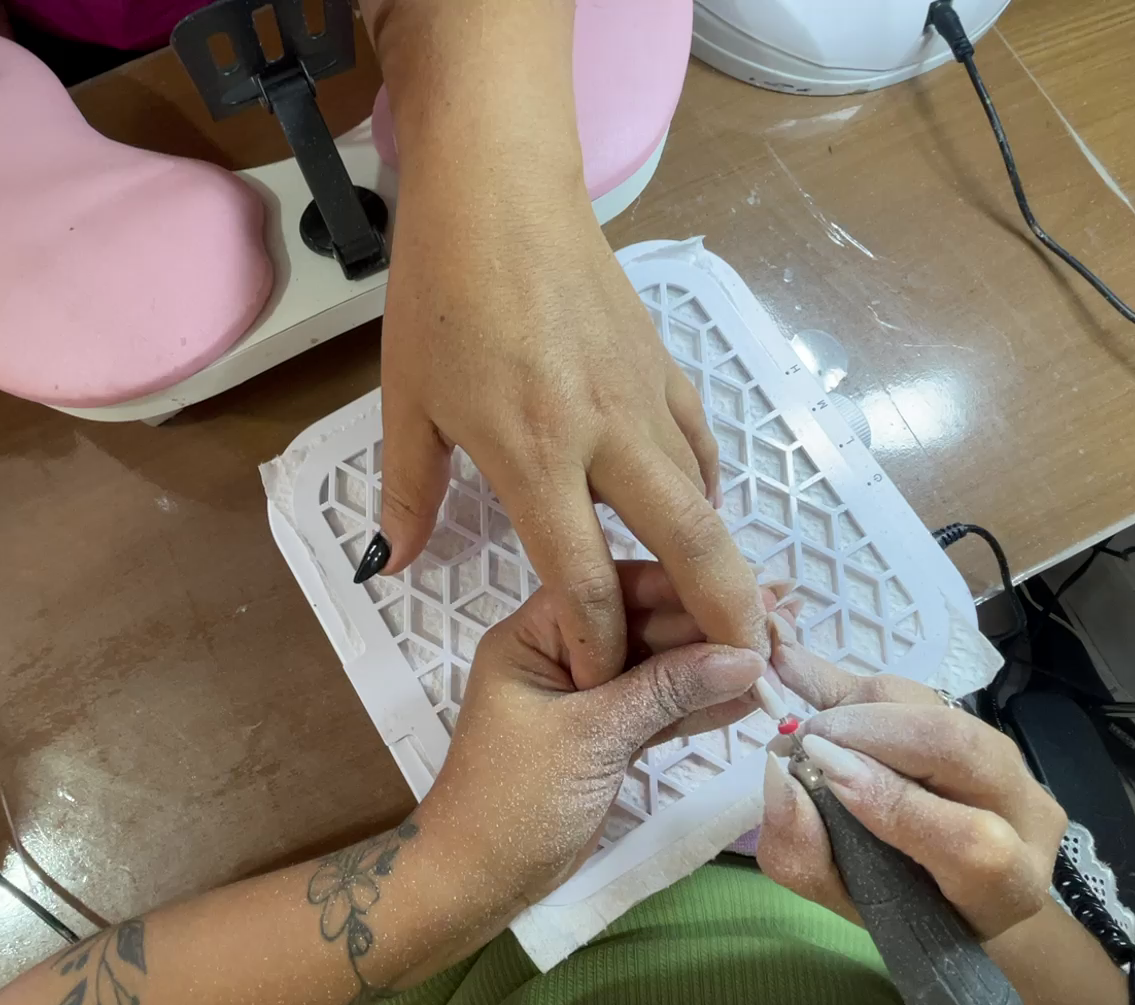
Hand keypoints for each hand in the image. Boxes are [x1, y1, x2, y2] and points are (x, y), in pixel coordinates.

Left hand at [373, 185, 765, 689]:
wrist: (499, 195)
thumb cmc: (441, 300)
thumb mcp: (408, 405)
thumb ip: (407, 496)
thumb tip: (388, 565)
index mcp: (534, 457)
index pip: (583, 577)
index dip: (600, 643)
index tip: (606, 679)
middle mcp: (606, 438)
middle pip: (687, 543)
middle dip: (721, 614)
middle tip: (745, 664)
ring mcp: (646, 399)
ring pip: (704, 495)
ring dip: (718, 555)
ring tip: (723, 603)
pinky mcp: (666, 367)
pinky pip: (701, 444)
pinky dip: (706, 488)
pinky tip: (698, 509)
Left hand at [420, 562, 767, 905]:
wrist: (481, 881)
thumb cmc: (517, 799)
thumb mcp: (591, 736)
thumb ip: (665, 691)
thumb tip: (746, 656)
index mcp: (533, 634)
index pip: (608, 589)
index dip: (675, 587)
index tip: (740, 592)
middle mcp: (561, 652)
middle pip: (640, 625)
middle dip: (705, 626)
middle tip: (778, 622)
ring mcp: (585, 694)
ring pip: (655, 668)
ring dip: (712, 665)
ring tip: (780, 649)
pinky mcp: (606, 732)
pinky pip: (656, 708)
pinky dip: (698, 705)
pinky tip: (749, 697)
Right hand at [755, 631, 1068, 939]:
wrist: (957, 885)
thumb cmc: (899, 905)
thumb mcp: (842, 899)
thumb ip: (803, 854)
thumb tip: (779, 779)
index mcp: (1003, 885)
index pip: (968, 840)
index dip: (889, 798)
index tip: (819, 767)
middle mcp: (1021, 813)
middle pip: (957, 747)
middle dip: (869, 731)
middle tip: (806, 740)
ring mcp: (1005, 758)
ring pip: (931, 706)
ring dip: (858, 707)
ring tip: (812, 730)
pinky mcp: (965, 716)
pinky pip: (907, 687)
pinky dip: (843, 679)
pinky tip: (789, 661)